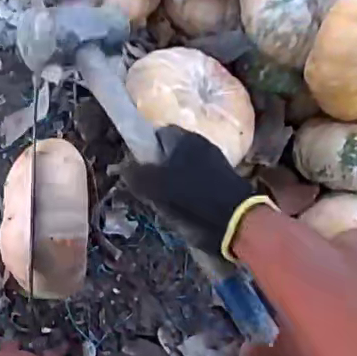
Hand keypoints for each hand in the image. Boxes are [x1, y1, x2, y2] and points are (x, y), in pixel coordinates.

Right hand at [120, 126, 259, 255]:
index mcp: (185, 139)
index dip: (145, 149)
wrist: (236, 221)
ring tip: (165, 203)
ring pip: (182, 168)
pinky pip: (196, 182)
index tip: (137, 168)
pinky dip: (187, 193)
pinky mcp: (223, 181)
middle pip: (170, 152)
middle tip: (148, 188)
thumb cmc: (193, 199)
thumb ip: (137, 175)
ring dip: (171, 182)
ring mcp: (215, 162)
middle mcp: (201, 144)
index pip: (158, 134)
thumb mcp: (157, 188)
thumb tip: (120, 167)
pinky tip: (183, 209)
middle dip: (158, 168)